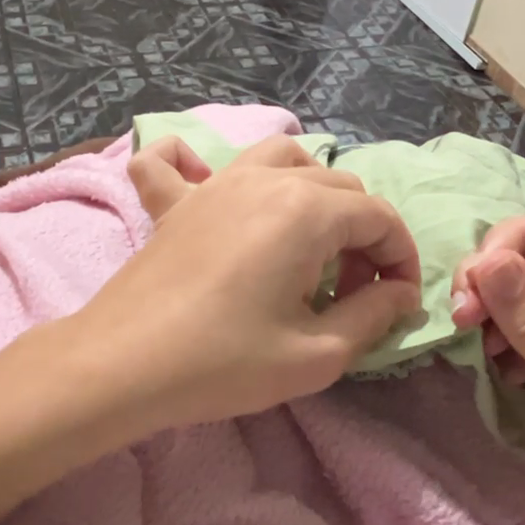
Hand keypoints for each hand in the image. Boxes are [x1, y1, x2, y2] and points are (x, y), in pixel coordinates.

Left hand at [58, 135, 421, 435]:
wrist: (123, 366)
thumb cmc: (224, 363)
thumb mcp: (316, 354)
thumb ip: (372, 316)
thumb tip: (401, 295)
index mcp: (306, 210)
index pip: (379, 217)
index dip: (401, 259)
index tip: (398, 303)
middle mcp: (264, 180)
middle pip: (339, 187)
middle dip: (362, 236)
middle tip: (353, 293)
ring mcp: (213, 184)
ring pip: (282, 158)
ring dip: (311, 192)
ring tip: (308, 242)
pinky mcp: (173, 202)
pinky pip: (181, 160)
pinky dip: (197, 162)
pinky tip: (207, 183)